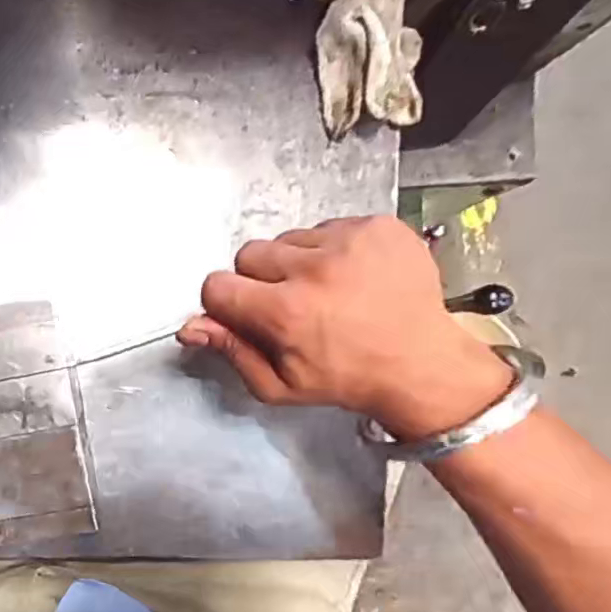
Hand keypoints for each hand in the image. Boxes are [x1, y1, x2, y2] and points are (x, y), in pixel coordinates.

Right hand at [177, 215, 511, 438]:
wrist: (420, 363)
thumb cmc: (345, 380)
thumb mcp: (278, 385)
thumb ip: (231, 351)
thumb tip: (191, 327)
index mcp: (285, 312)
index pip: (217, 285)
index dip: (224, 303)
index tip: (244, 314)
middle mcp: (313, 268)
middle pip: (248, 254)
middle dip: (257, 279)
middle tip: (285, 304)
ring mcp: (349, 241)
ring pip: (287, 238)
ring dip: (293, 262)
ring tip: (322, 290)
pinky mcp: (376, 226)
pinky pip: (328, 226)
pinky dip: (329, 250)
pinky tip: (349, 276)